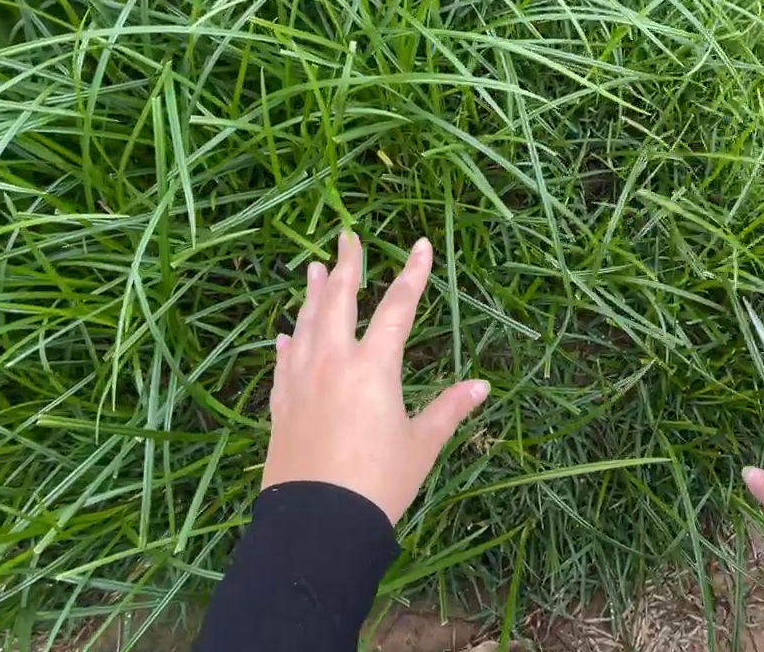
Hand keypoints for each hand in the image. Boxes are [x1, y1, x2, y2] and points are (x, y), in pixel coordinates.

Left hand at [263, 230, 489, 522]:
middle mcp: (333, 361)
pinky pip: (283, 360)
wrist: (314, 528)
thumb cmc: (377, 484)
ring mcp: (302, 380)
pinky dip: (287, 340)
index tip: (421, 244)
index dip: (413, 272)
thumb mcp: (421, 445)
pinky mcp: (281, 405)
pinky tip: (284, 333)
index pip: (398, 305)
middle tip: (346, 235)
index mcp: (373, 366)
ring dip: (312, 293)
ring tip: (314, 268)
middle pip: (339, 299)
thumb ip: (450, 409)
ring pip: (306, 323)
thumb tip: (482, 385)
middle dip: (346, 264)